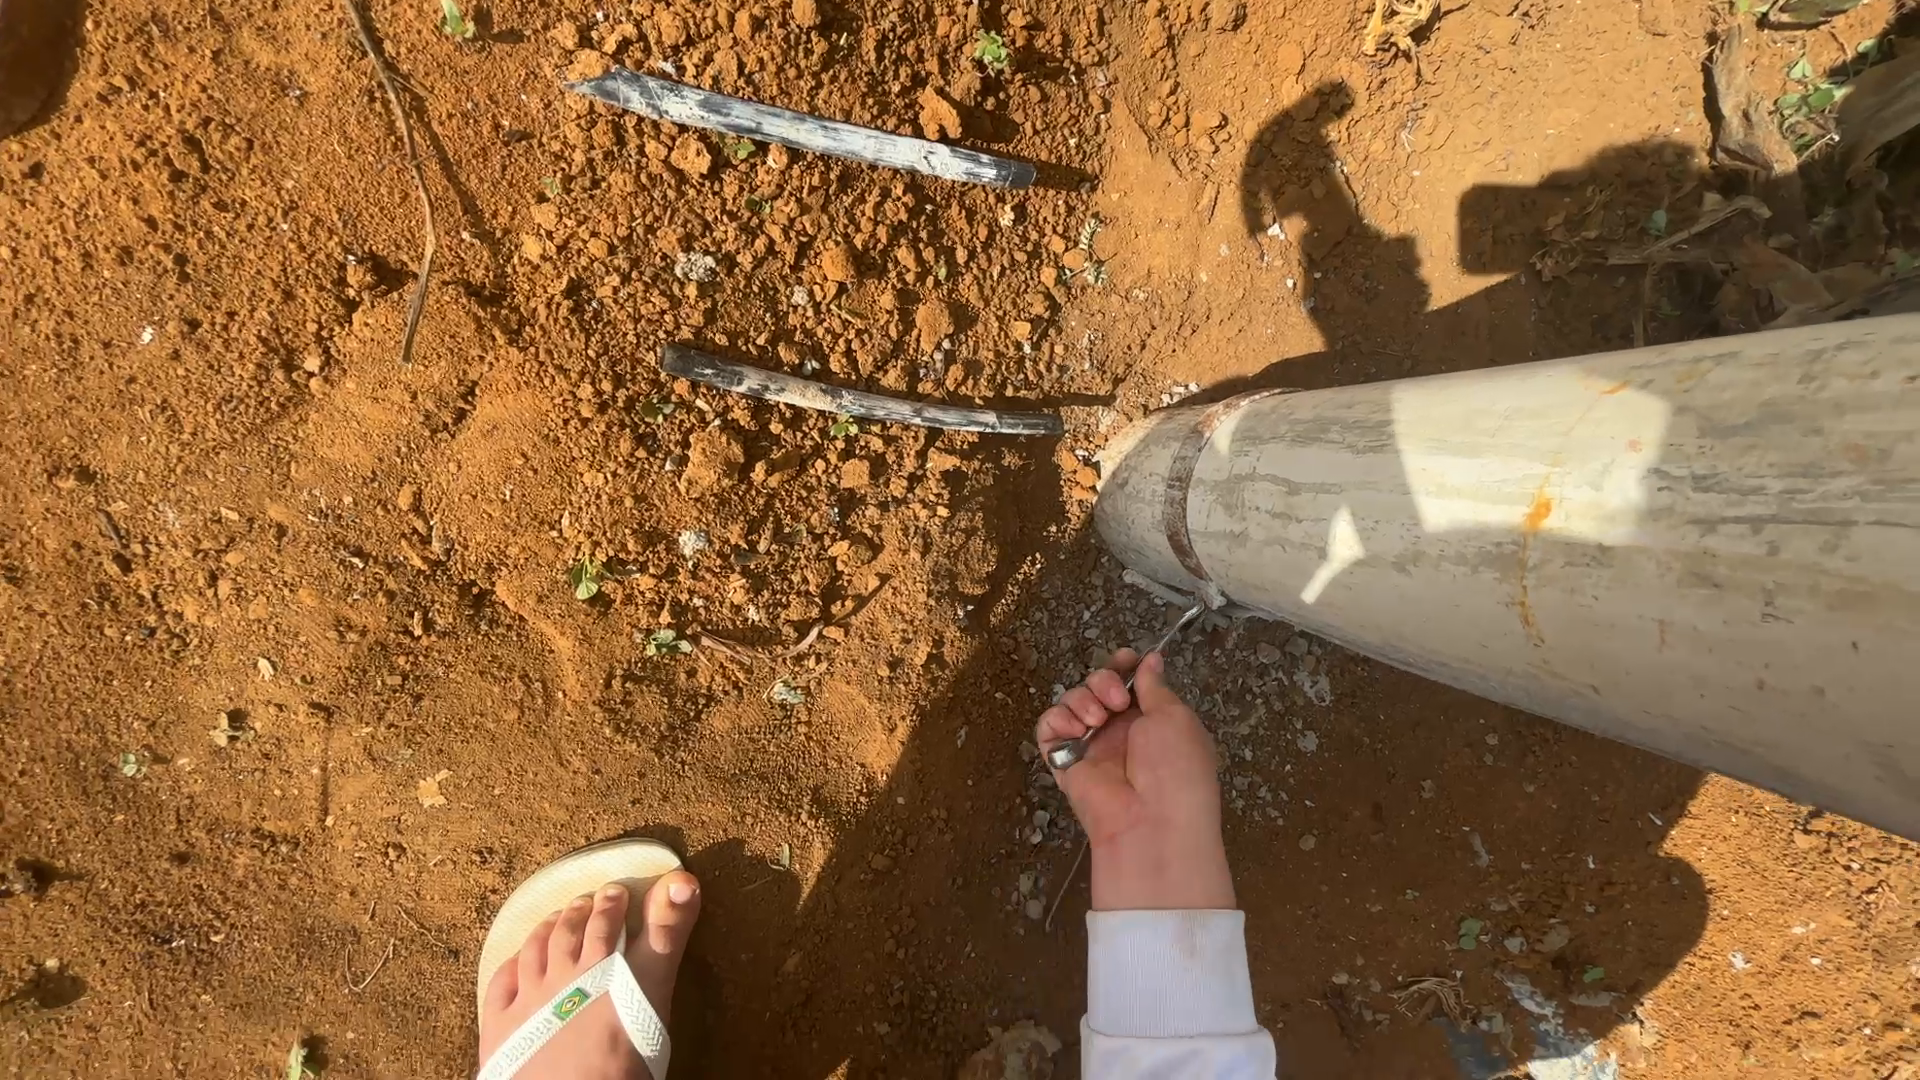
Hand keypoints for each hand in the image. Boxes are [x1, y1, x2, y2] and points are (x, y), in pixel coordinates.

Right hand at [1035, 649, 1234, 910]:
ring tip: (1096, 720)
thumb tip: (1151, 659)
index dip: (1123, 666)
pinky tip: (1075, 729)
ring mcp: (1089, 746)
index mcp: (1151, 720)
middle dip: (1102, 680)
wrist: (1152, 821)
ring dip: (1081, 699)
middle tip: (1116, 700)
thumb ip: (1155, 686)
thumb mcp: (1176, 718)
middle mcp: (1119, 731)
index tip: (1125, 660)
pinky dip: (1057, 720)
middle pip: (1097, 685)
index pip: (1128, 682)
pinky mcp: (1063, 760)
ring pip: (1072, 701)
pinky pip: (1048, 728)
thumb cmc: (1176, 766)